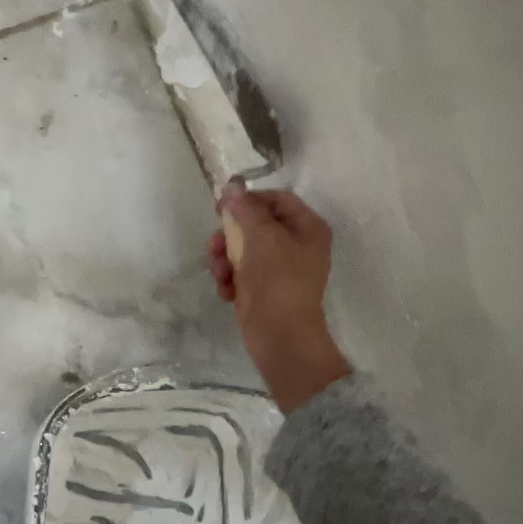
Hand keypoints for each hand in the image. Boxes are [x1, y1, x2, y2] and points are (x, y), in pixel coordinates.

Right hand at [208, 184, 353, 412]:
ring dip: (224, 258)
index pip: (277, 199)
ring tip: (220, 274)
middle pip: (254, 224)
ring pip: (241, 248)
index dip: (249, 200)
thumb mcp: (261, 238)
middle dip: (229, 235)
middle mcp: (296, 245)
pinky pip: (239, 272)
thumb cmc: (278, 281)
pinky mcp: (262, 288)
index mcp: (307, 228)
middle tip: (214, 245)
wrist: (280, 336)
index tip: (221, 206)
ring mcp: (278, 268)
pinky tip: (227, 291)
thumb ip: (245, 210)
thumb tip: (231, 187)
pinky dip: (229, 279)